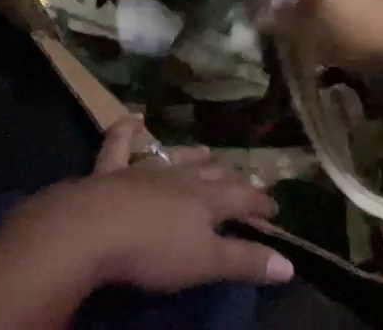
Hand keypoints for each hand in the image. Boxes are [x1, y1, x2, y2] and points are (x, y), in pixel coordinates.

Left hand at [8, 118, 294, 292]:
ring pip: (175, 157)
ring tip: (209, 152)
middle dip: (232, 178)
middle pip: (212, 175)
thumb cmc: (153, 250)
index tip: (275, 208)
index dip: (260, 203)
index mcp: (205, 199)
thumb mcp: (205, 262)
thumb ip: (245, 260)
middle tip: (246, 179)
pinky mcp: (110, 172)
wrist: (92, 228)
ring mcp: (143, 170)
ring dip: (193, 155)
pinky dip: (126, 131)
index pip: (242, 198)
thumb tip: (290, 264)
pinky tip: (133, 118)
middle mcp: (179, 178)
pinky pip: (119, 145)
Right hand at [254, 0, 382, 74]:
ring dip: (310, 8)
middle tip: (280, 28)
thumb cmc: (360, 37)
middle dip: (287, 0)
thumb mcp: (314, 37)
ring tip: (306, 37)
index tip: (259, 11)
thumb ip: (284, 25)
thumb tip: (259, 17)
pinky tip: (335, 37)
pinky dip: (331, 13)